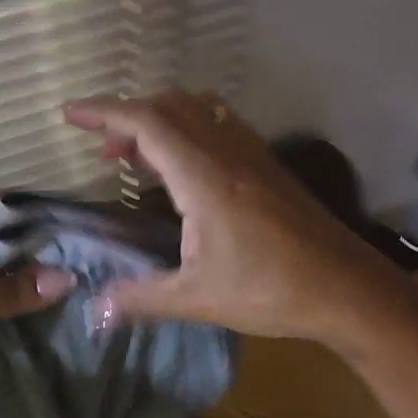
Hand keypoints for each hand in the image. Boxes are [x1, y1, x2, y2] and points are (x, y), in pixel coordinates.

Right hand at [63, 91, 396, 348]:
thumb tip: (94, 310)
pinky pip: (220, 128)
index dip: (104, 112)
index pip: (147, 123)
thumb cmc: (271, 291)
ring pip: (199, 112)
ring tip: (136, 160)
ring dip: (161, 122)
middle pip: (171, 107)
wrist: (347, 289)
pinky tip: (183, 173)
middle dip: (128, 118)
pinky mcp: (269, 170)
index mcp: (205, 177)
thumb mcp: (197, 299)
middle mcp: (229, 153)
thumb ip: (141, 298)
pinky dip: (189, 132)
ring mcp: (254, 157)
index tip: (70, 115)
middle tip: (103, 153)